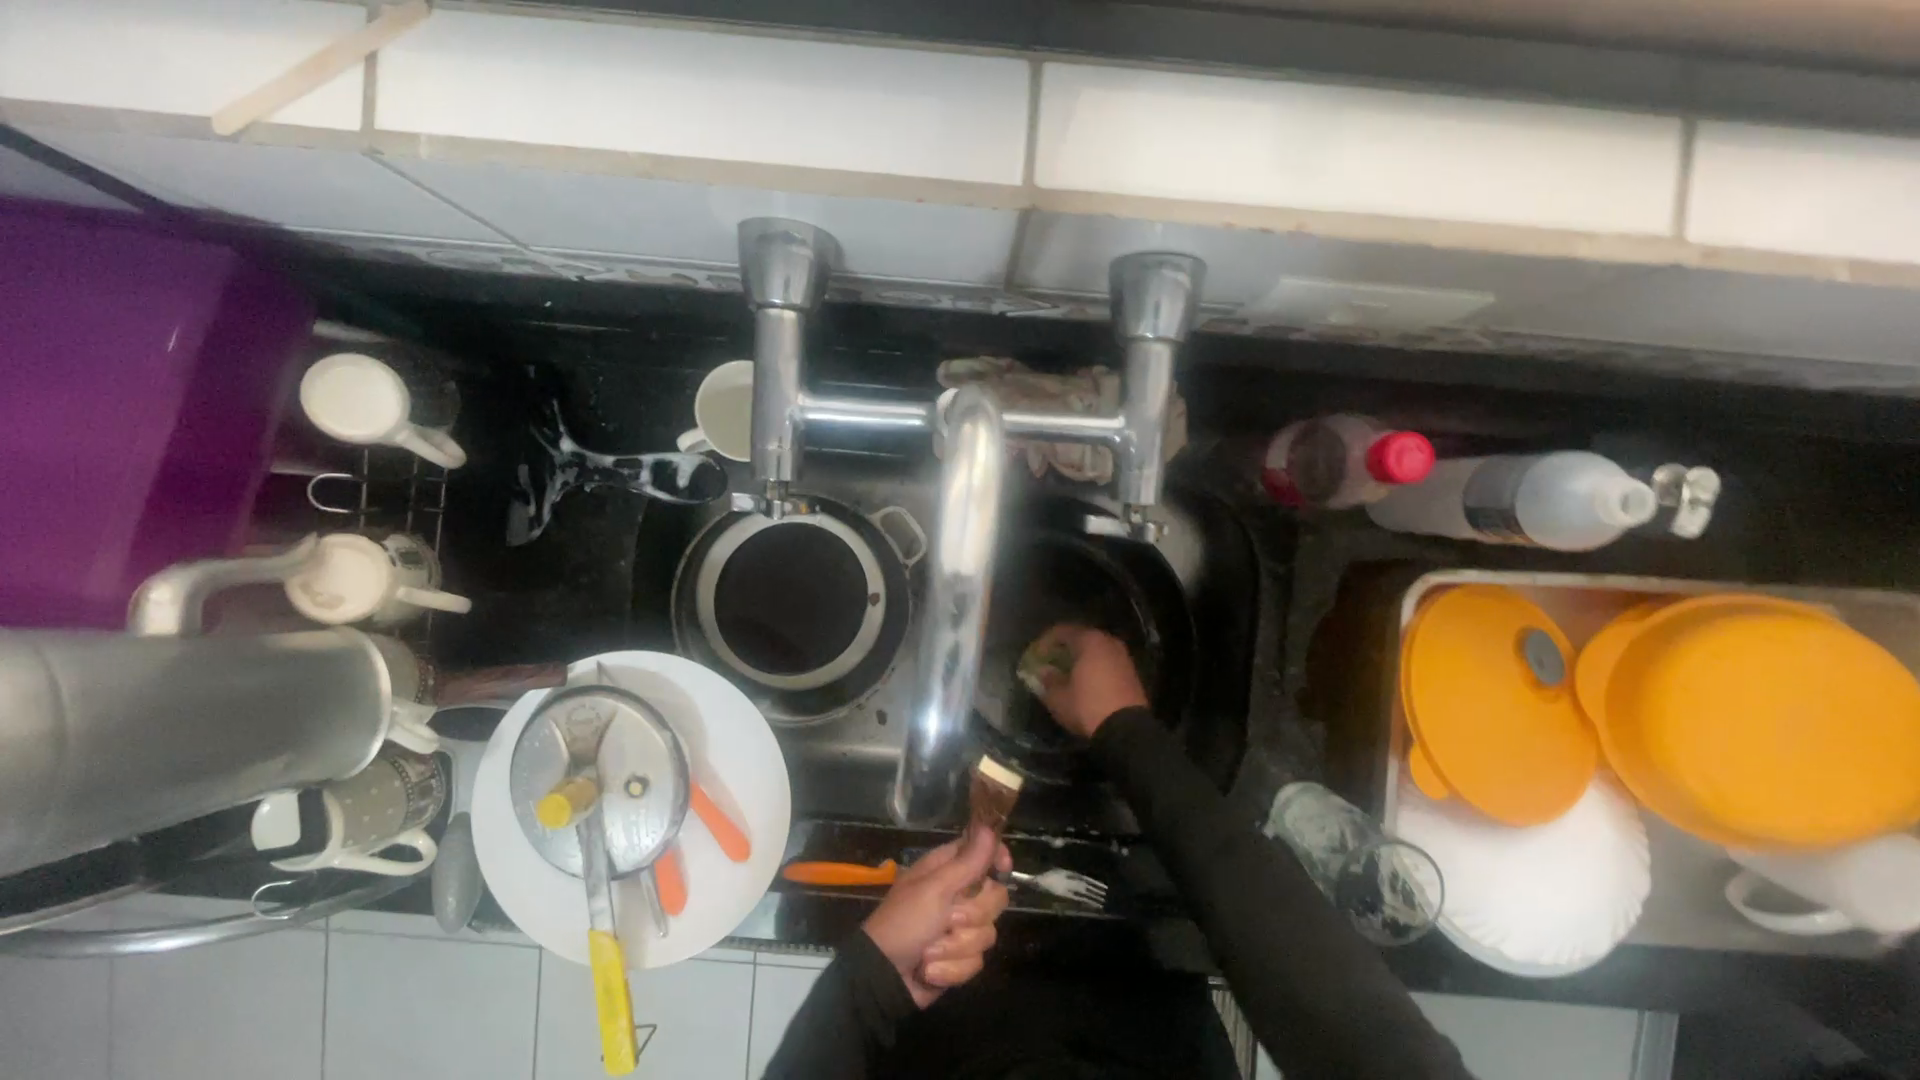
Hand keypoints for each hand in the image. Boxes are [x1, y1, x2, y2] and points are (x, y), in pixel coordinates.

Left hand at [860, 828, 1011, 1007]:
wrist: (883, 975)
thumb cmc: (904, 922)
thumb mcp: (934, 889)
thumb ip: (967, 862)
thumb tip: (988, 826)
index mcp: (948, 870)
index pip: (984, 852)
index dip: (997, 857)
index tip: (1002, 869)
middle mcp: (957, 895)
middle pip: (995, 897)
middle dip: (972, 916)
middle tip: (947, 920)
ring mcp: (960, 929)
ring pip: (987, 934)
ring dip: (955, 947)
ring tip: (929, 950)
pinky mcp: (959, 957)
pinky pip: (976, 961)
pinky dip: (951, 969)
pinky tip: (930, 970)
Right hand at [1032, 624, 1148, 738]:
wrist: (1126, 729)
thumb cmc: (1087, 706)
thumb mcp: (1058, 697)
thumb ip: (1048, 680)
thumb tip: (1044, 671)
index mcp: (1089, 641)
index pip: (1061, 631)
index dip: (1045, 642)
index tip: (1035, 656)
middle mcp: (1108, 641)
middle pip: (1081, 638)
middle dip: (1064, 648)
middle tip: (1050, 662)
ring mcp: (1123, 656)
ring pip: (1096, 650)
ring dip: (1080, 658)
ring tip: (1067, 673)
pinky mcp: (1131, 672)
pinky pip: (1107, 662)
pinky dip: (1094, 667)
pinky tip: (1085, 681)